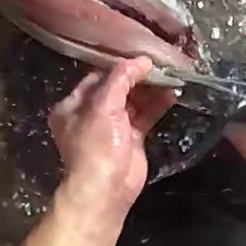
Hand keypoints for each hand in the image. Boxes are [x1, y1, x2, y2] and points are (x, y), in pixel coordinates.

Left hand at [49, 57, 176, 220]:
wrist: (106, 189)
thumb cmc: (97, 145)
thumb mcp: (103, 106)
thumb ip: (121, 79)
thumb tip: (141, 60)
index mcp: (73, 105)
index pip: (97, 77)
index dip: (119, 67)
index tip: (141, 56)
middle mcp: (91, 114)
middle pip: (117, 88)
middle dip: (139, 78)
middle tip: (161, 65)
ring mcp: (112, 128)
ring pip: (134, 102)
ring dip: (151, 91)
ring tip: (171, 77)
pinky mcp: (131, 139)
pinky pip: (145, 117)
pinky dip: (157, 106)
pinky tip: (172, 95)